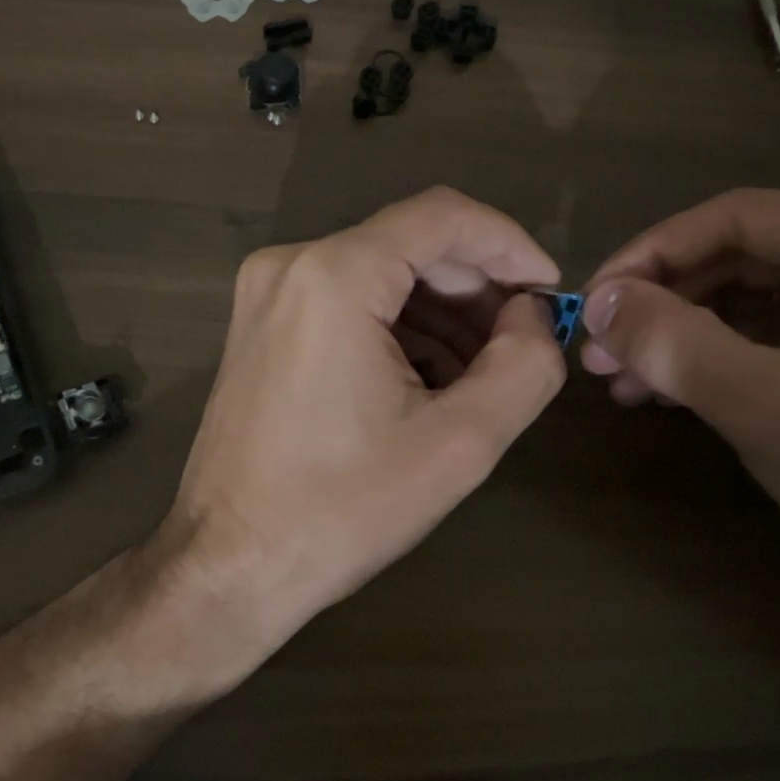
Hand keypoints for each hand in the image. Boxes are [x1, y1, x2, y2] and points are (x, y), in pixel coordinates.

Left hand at [166, 187, 566, 637]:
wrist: (232, 564)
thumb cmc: (342, 509)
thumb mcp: (459, 443)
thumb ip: (523, 365)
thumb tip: (531, 316)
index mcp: (333, 276)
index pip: (443, 216)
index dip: (509, 244)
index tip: (547, 293)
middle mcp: (289, 265)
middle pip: (409, 245)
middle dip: (474, 289)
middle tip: (519, 345)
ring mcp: (264, 295)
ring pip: (377, 275)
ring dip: (437, 316)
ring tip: (479, 378)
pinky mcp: (257, 327)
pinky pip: (342, 303)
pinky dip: (393, 330)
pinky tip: (424, 384)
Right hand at [580, 189, 779, 585]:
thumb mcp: (770, 407)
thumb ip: (677, 345)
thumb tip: (596, 302)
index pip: (738, 217)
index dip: (650, 255)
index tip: (588, 304)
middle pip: (741, 252)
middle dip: (661, 301)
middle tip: (597, 349)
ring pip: (750, 291)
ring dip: (680, 331)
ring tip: (620, 377)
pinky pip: (773, 325)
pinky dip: (716, 353)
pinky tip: (666, 386)